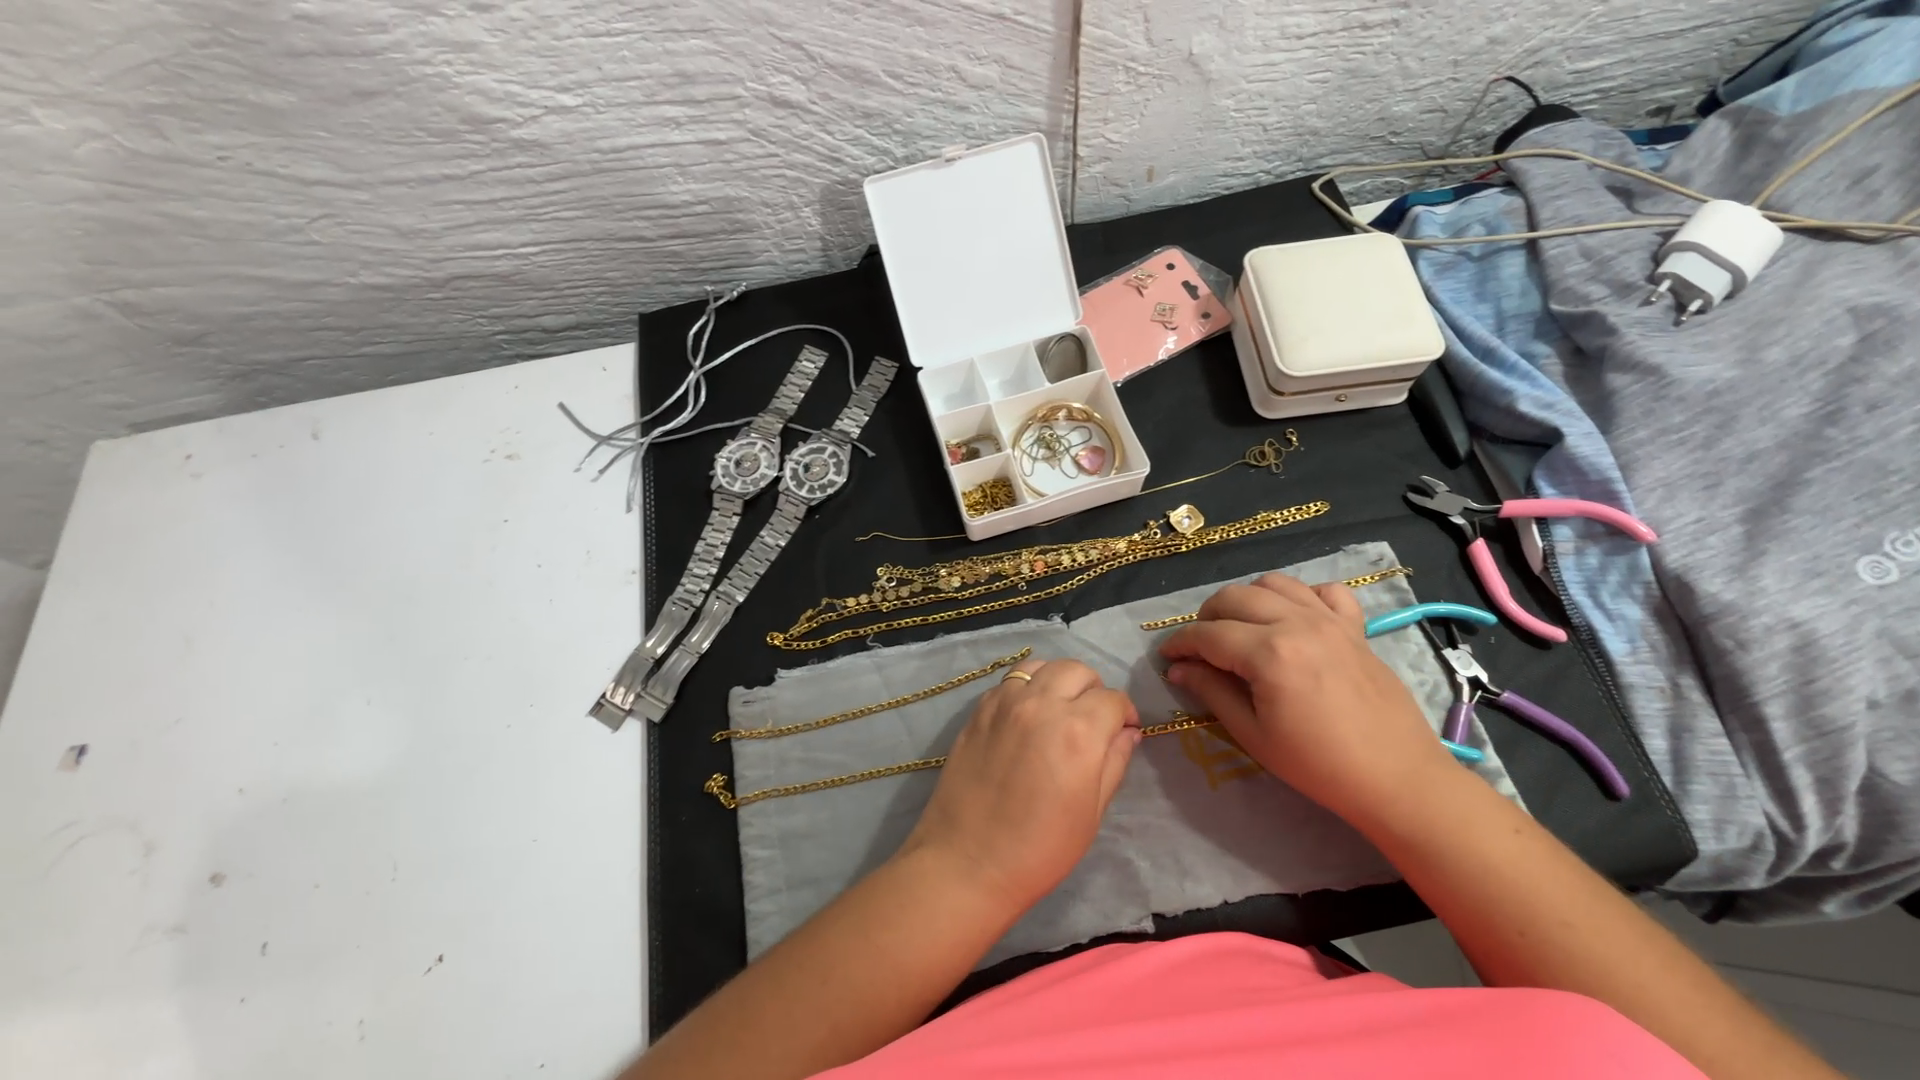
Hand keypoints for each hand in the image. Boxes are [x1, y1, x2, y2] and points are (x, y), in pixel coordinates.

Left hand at [900, 658, 1139, 913]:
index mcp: (1078, 732)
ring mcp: (1004, 704)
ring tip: (1060, 711)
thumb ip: (1114, 762)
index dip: (1125, 714)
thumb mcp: (1092, 811)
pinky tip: (1028, 717)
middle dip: (1094, 690)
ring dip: (1058, 681)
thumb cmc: (1040, 848)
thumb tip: (1128, 732)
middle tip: (1093, 721)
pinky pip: (1011, 681)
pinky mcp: (978, 711)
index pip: (1112, 699)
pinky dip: (1027, 688)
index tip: (1124, 732)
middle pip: (1077, 670)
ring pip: (1042, 667)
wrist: (967, 862)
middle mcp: (1041, 705)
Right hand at [1159, 574, 1454, 826]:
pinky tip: (1292, 620)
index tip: (1167, 657)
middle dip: (1206, 617)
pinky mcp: (1355, 628)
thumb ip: (1213, 692)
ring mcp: (1330, 620)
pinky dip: (1300, 596)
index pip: (1208, 634)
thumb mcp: (1253, 735)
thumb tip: (1180, 669)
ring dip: (1247, 600)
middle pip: (1234, 597)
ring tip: (1240, 629)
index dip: (1180, 643)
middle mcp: (1298, 623)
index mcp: (1269, 653)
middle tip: (1199, 648)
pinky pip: (1323, 591)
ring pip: (1274, 583)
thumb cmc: (1317, 765)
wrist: (1395, 777)